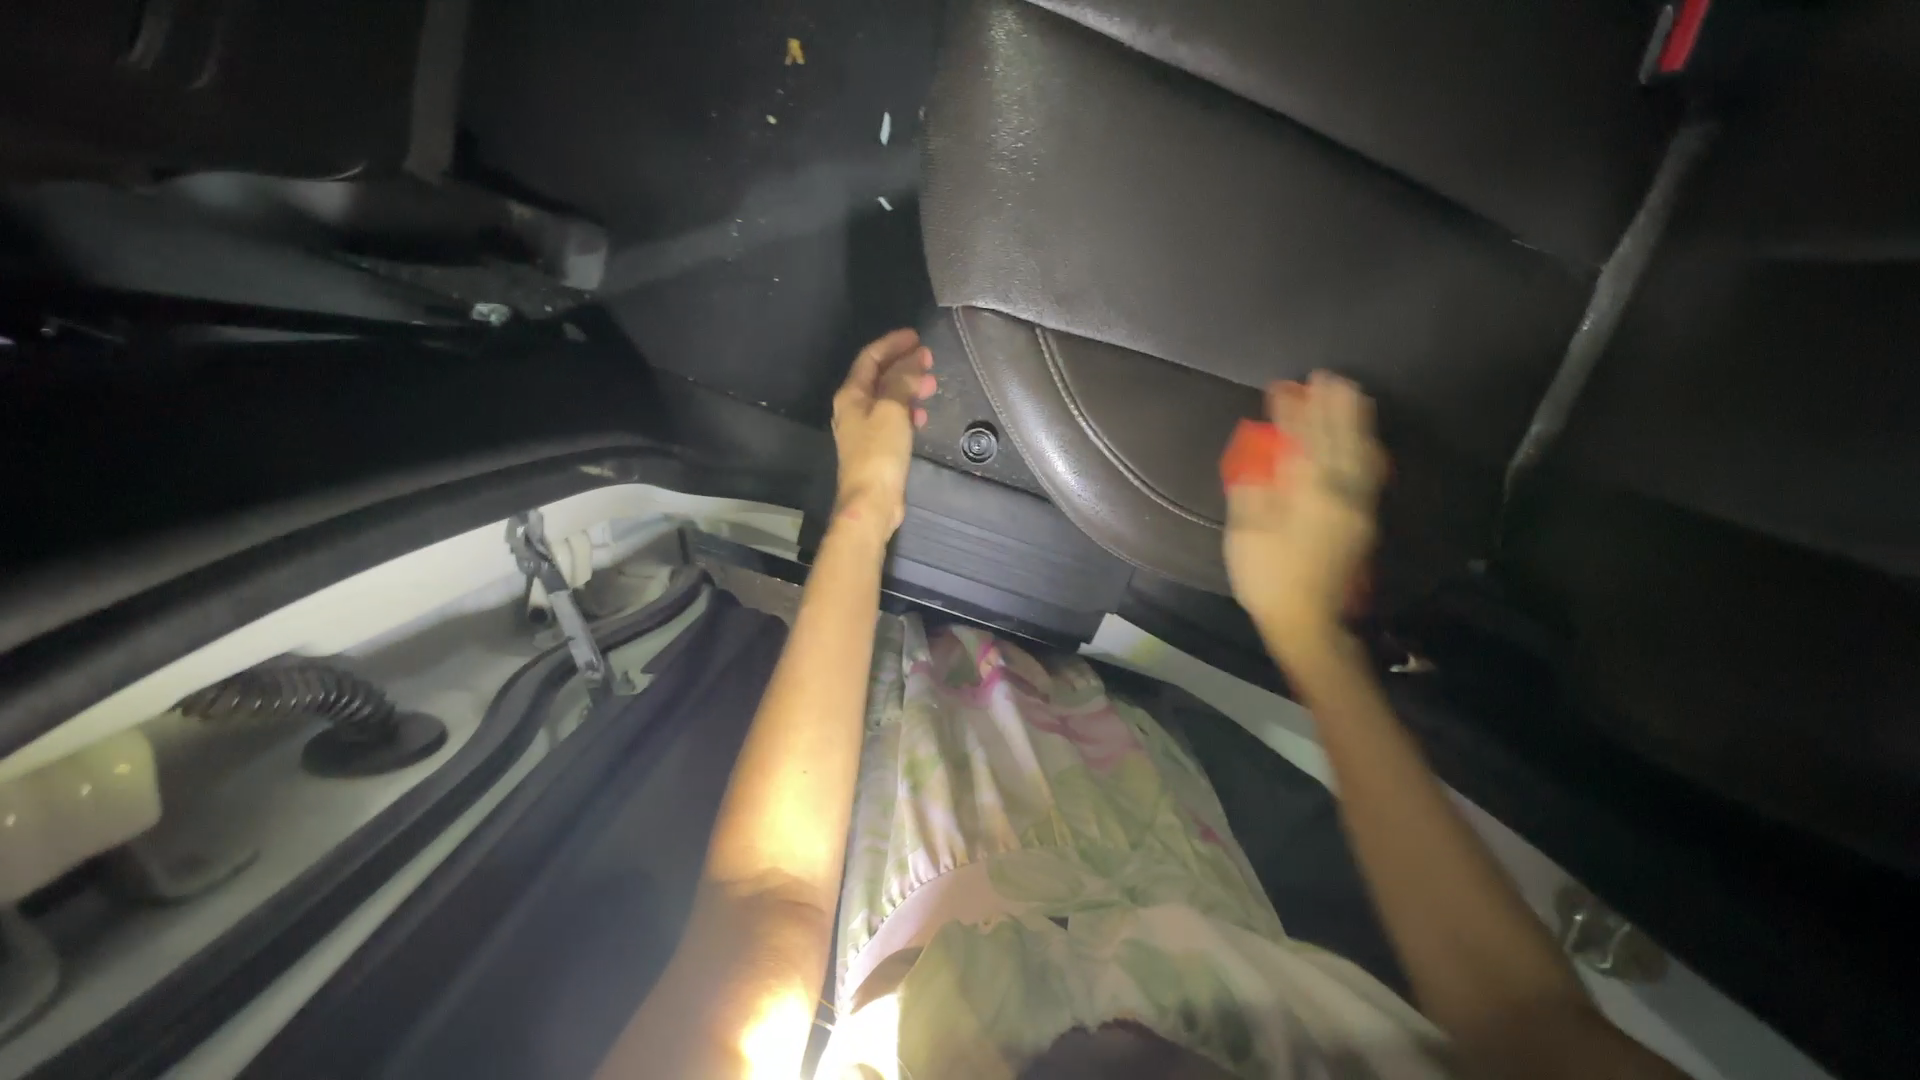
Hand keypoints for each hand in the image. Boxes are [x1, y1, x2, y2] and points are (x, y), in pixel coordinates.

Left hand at [831, 329, 935, 538]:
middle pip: (879, 377)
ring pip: (888, 398)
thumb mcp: (893, 409)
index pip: (870, 358)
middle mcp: (853, 409)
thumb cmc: (879, 452)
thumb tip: (914, 360)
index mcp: (851, 395)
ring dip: (909, 387)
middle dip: (904, 365)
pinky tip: (922, 416)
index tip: (916, 336)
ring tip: (932, 384)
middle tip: (929, 359)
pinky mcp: (877, 448)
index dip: (892, 344)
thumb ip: (903, 381)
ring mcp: (864, 430)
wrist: (871, 501)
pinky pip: (893, 419)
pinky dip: (908, 411)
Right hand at [1224, 372, 1387, 650]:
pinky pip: (1369, 473)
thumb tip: (1260, 461)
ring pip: (1362, 454)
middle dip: (1333, 407)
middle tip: (1329, 377)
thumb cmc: (1269, 577)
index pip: (1302, 440)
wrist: (1308, 621)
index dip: (1293, 412)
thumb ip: (1254, 492)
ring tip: (1352, 396)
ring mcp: (1357, 507)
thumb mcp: (1246, 534)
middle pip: (1341, 440)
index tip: (1284, 387)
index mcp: (1310, 492)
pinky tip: (1363, 442)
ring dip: (1356, 423)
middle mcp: (1340, 492)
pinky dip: (1365, 449)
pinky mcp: (1362, 522)